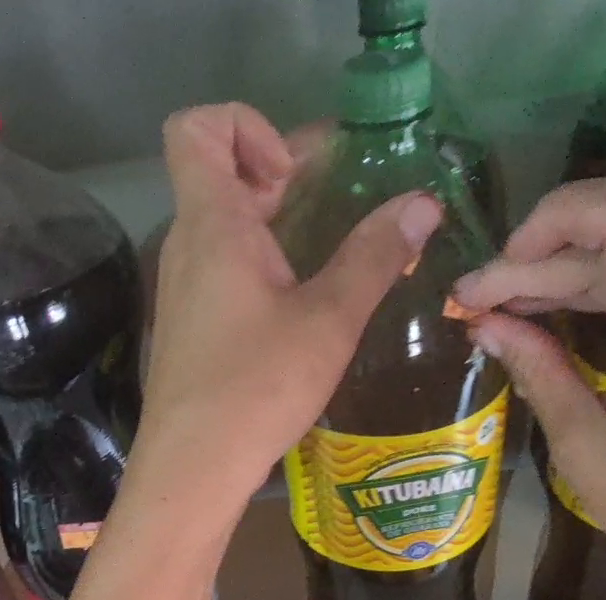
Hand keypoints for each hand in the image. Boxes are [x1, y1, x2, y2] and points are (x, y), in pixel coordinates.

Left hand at [134, 104, 441, 515]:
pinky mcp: (190, 324)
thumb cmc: (256, 388)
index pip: (197, 127)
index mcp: (212, 225)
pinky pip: (221, 266)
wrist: (192, 468)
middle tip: (339, 197)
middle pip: (217, 172)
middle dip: (280, 169)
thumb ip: (374, 257)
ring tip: (331, 244)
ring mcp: (183, 287)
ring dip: (273, 218)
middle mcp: (187, 246)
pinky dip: (260, 259)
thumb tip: (422, 204)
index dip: (246, 125)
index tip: (295, 173)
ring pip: (221, 224)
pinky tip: (302, 298)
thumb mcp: (327, 320)